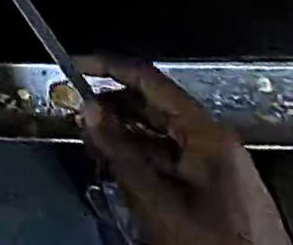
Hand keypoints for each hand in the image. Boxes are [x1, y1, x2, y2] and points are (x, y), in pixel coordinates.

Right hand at [77, 55, 291, 244]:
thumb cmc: (214, 242)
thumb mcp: (156, 196)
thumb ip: (118, 148)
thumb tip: (88, 108)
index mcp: (207, 133)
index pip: (148, 79)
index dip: (106, 67)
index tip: (75, 66)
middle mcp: (214, 141)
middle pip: (150, 104)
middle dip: (110, 106)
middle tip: (80, 114)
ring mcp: (217, 164)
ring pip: (156, 130)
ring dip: (121, 133)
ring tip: (93, 144)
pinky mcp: (214, 186)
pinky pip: (166, 153)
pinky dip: (138, 154)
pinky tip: (118, 167)